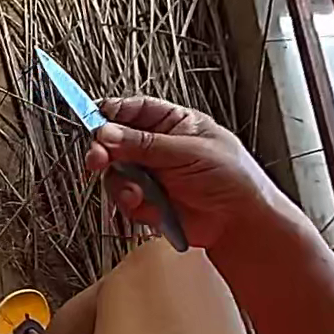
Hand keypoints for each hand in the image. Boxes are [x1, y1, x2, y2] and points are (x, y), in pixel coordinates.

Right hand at [83, 96, 296, 253]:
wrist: (239, 222)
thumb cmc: (232, 177)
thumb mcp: (188, 151)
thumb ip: (143, 144)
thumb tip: (106, 132)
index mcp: (171, 124)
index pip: (132, 111)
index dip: (110, 114)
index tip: (94, 120)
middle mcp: (154, 148)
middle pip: (113, 142)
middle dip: (102, 150)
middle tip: (97, 158)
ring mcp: (147, 175)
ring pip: (112, 172)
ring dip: (119, 181)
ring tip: (136, 191)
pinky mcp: (142, 200)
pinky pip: (120, 197)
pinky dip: (127, 201)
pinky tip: (142, 202)